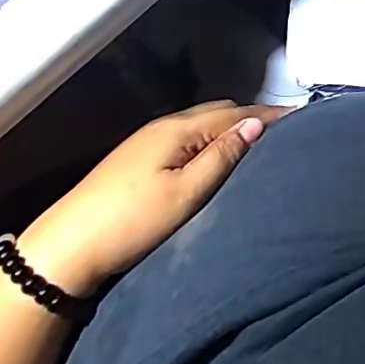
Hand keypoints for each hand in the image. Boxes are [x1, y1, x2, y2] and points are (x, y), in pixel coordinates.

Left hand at [17, 100, 288, 295]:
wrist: (62, 251)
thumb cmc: (130, 223)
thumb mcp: (186, 193)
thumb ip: (223, 155)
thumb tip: (257, 124)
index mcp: (179, 129)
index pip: (237, 113)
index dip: (270, 114)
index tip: (302, 117)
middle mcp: (165, 126)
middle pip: (220, 112)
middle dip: (253, 117)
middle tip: (284, 132)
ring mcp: (149, 141)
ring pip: (203, 123)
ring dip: (232, 128)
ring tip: (259, 144)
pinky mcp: (139, 158)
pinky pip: (189, 136)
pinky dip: (213, 139)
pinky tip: (220, 156)